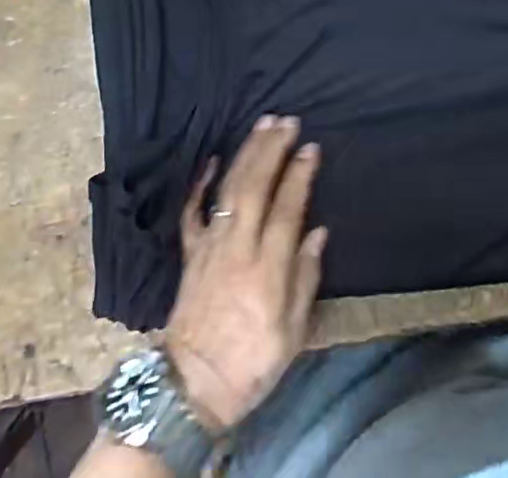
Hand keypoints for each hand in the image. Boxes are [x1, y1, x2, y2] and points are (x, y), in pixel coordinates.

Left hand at [165, 114, 326, 431]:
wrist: (191, 387)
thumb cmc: (251, 362)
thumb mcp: (293, 332)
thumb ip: (305, 278)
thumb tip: (317, 232)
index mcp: (267, 268)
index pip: (286, 208)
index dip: (299, 175)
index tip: (310, 147)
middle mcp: (237, 248)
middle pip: (254, 187)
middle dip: (271, 149)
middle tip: (286, 120)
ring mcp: (209, 247)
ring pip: (228, 189)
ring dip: (246, 154)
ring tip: (261, 126)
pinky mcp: (190, 254)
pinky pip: (192, 211)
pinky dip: (201, 183)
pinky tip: (213, 160)